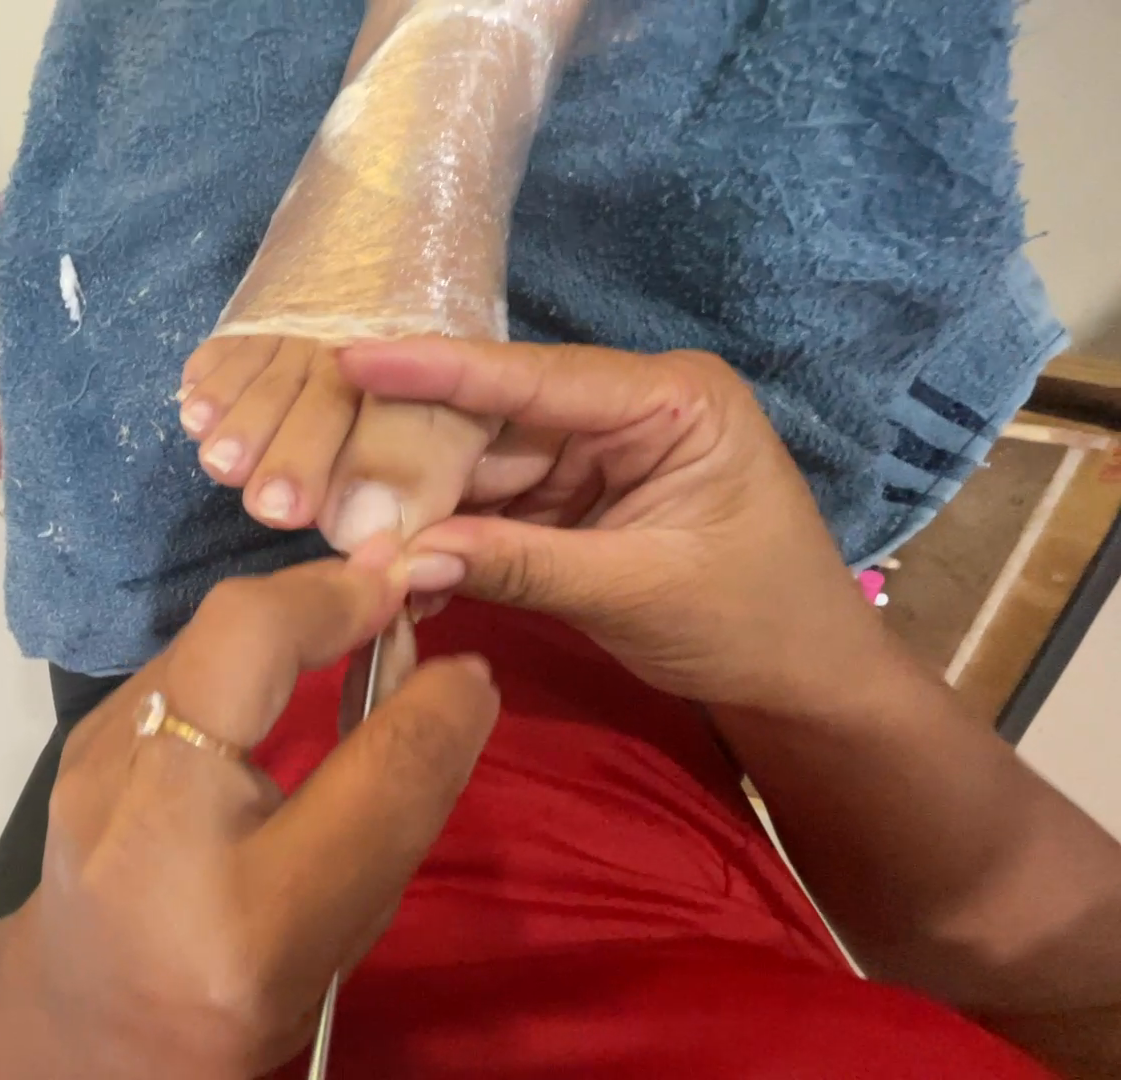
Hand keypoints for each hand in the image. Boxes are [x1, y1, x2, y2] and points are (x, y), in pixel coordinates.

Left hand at [16, 542, 499, 1076]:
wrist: (88, 1017)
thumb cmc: (234, 994)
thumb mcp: (337, 930)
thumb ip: (396, 808)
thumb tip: (453, 684)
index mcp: (250, 914)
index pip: (369, 781)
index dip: (430, 705)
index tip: (461, 650)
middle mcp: (151, 822)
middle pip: (243, 642)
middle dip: (330, 592)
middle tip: (393, 580)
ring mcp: (95, 763)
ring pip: (208, 632)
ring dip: (288, 605)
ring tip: (349, 605)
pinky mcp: (82, 736)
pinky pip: (184, 656)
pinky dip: (246, 637)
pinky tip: (281, 647)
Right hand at [344, 337, 889, 713]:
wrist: (794, 682)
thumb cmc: (753, 620)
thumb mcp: (637, 589)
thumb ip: (519, 565)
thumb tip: (404, 561)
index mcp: (664, 402)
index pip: (534, 380)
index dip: (438, 371)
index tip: (353, 360)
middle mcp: (612, 414)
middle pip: (488, 424)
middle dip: (413, 457)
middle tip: (332, 482)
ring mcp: (578, 458)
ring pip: (473, 470)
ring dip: (418, 508)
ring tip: (354, 535)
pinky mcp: (555, 501)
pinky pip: (480, 512)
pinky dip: (442, 542)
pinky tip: (402, 569)